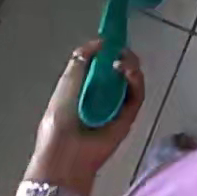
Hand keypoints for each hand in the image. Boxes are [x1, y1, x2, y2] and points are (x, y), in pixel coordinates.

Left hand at [26, 39, 144, 191]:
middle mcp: (104, 95)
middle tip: (121, 50)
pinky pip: (137, 94)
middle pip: (121, 69)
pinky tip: (127, 71)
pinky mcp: (129, 116)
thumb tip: (100, 41)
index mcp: (86, 88)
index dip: (109, 51)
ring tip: (122, 62)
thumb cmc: (59, 122)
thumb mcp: (65, 86)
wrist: (65, 155)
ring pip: (132, 79)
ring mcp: (117, 105)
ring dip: (130, 66)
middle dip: (123, 56)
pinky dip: (136, 80)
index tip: (112, 40)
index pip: (103, 64)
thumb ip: (80, 61)